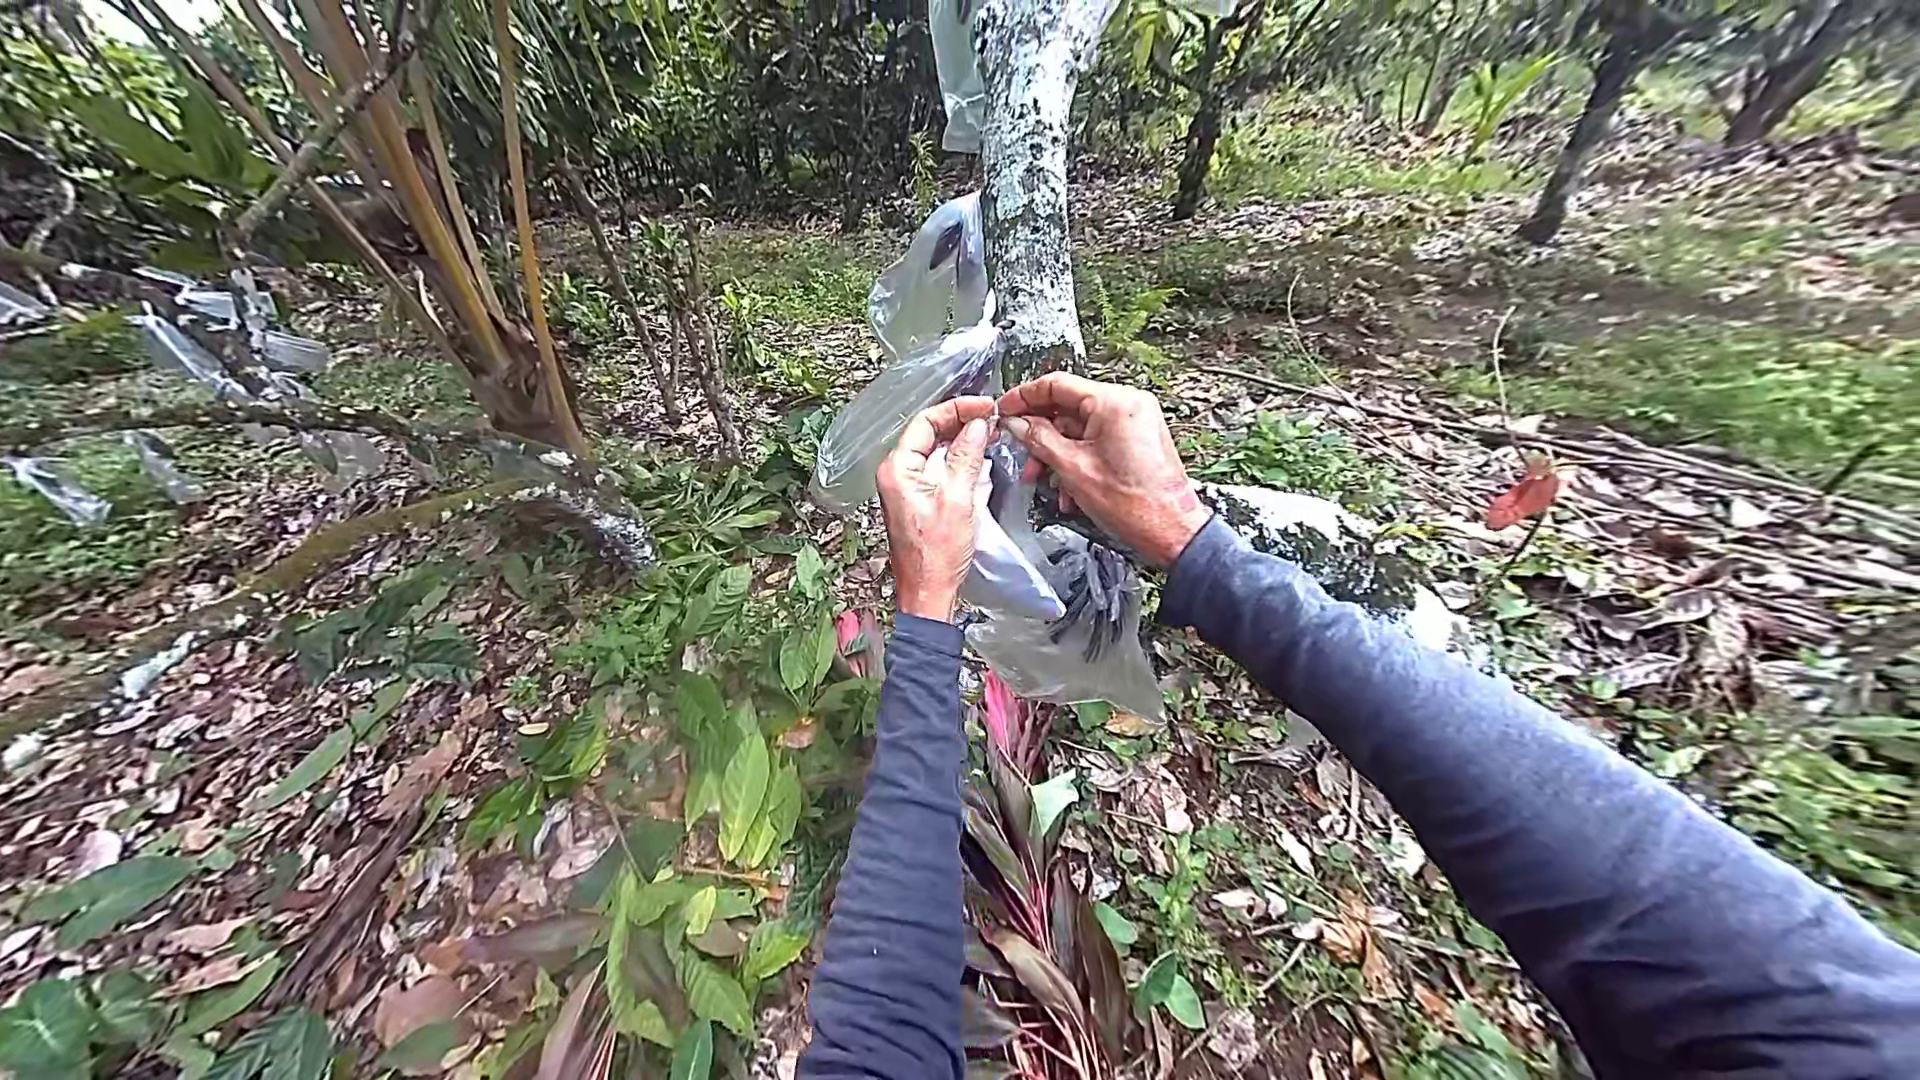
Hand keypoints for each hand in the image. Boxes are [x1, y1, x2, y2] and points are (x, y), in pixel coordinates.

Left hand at [876, 396, 997, 621]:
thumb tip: (977, 426)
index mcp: (898, 470)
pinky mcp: (917, 500)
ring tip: (989, 435)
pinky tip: (978, 460)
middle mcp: (896, 475)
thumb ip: (967, 458)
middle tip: (990, 420)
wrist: (928, 593)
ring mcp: (906, 488)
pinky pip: (937, 470)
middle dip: (961, 423)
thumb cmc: (935, 556)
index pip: (925, 421)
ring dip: (962, 442)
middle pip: (929, 433)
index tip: (983, 407)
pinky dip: (958, 461)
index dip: (956, 409)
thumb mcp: (958, 500)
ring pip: (935, 451)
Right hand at [998, 373, 1209, 567]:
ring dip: (1056, 452)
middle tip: (1022, 452)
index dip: (1024, 397)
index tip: (1005, 409)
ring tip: (1044, 477)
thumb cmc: (1135, 504)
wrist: (1170, 530)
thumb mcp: (1072, 469)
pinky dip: (1076, 457)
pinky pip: (1095, 439)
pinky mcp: (1135, 438)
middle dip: (1040, 434)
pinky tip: (1067, 484)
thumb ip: (1038, 439)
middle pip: (1067, 407)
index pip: (1057, 384)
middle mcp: (1128, 404)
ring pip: (1078, 427)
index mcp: (1114, 402)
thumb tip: (1017, 423)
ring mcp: (1134, 421)